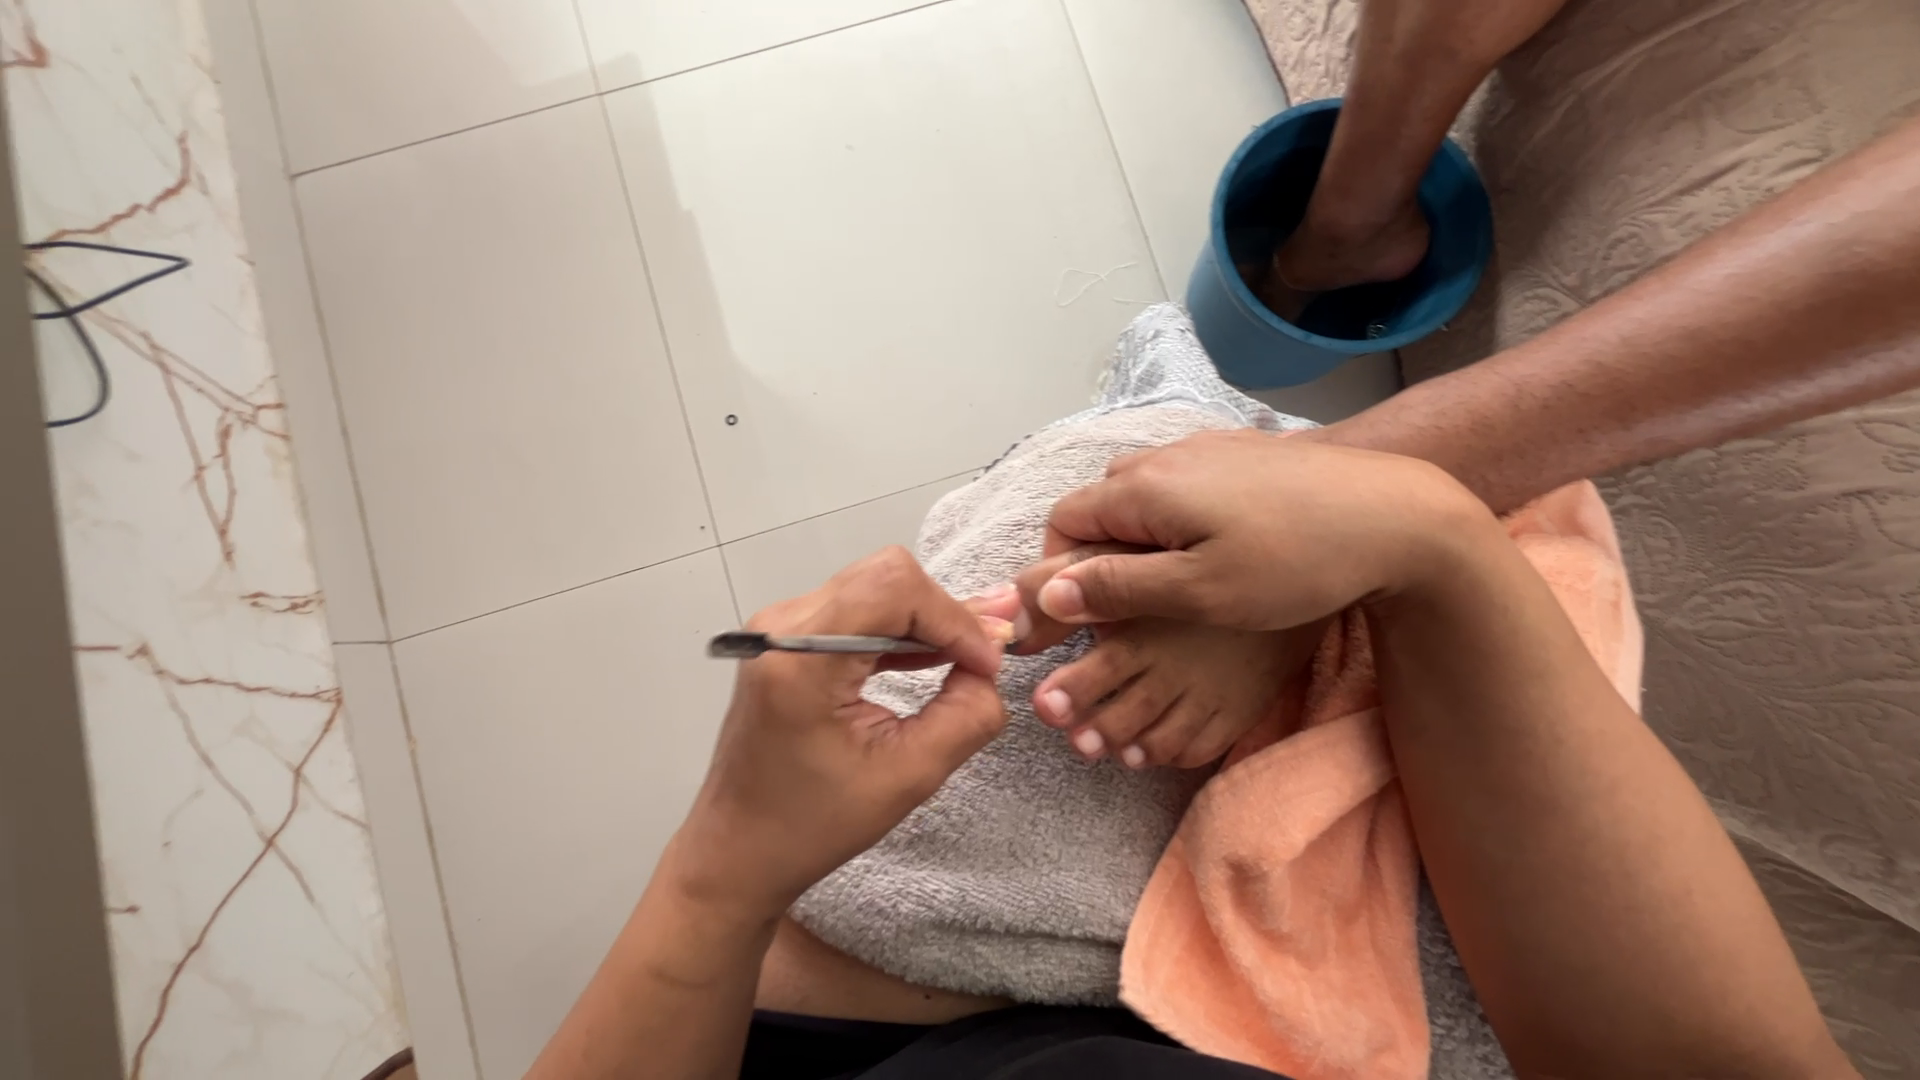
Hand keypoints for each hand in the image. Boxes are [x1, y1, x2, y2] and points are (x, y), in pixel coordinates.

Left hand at [671, 548, 1009, 920]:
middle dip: (945, 614)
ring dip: (927, 621)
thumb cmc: (809, 824)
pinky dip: (902, 629)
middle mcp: (783, 625)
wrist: (739, 847)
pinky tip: (929, 660)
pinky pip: (860, 609)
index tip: (985, 665)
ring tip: (962, 663)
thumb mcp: (906, 777)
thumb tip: (989, 671)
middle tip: (979, 662)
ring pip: (877, 586)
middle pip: (887, 576)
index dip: (954, 617)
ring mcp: (782, 627)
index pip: (895, 586)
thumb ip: (965, 717)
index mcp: (800, 657)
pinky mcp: (790, 638)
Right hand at [1011, 431, 1491, 649]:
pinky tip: (1220, 538)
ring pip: (1141, 487)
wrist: (1399, 515)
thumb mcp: (1199, 593)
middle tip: (1134, 598)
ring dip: (1139, 530)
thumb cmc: (1294, 564)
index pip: (1064, 520)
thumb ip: (1118, 589)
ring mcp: (1206, 444)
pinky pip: (1181, 476)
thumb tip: (1050, 592)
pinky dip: (1175, 510)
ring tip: (1177, 571)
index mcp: (1144, 487)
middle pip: (1099, 501)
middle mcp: (1165, 454)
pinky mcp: (1241, 447)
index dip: (1062, 568)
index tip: (1089, 610)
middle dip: (1099, 549)